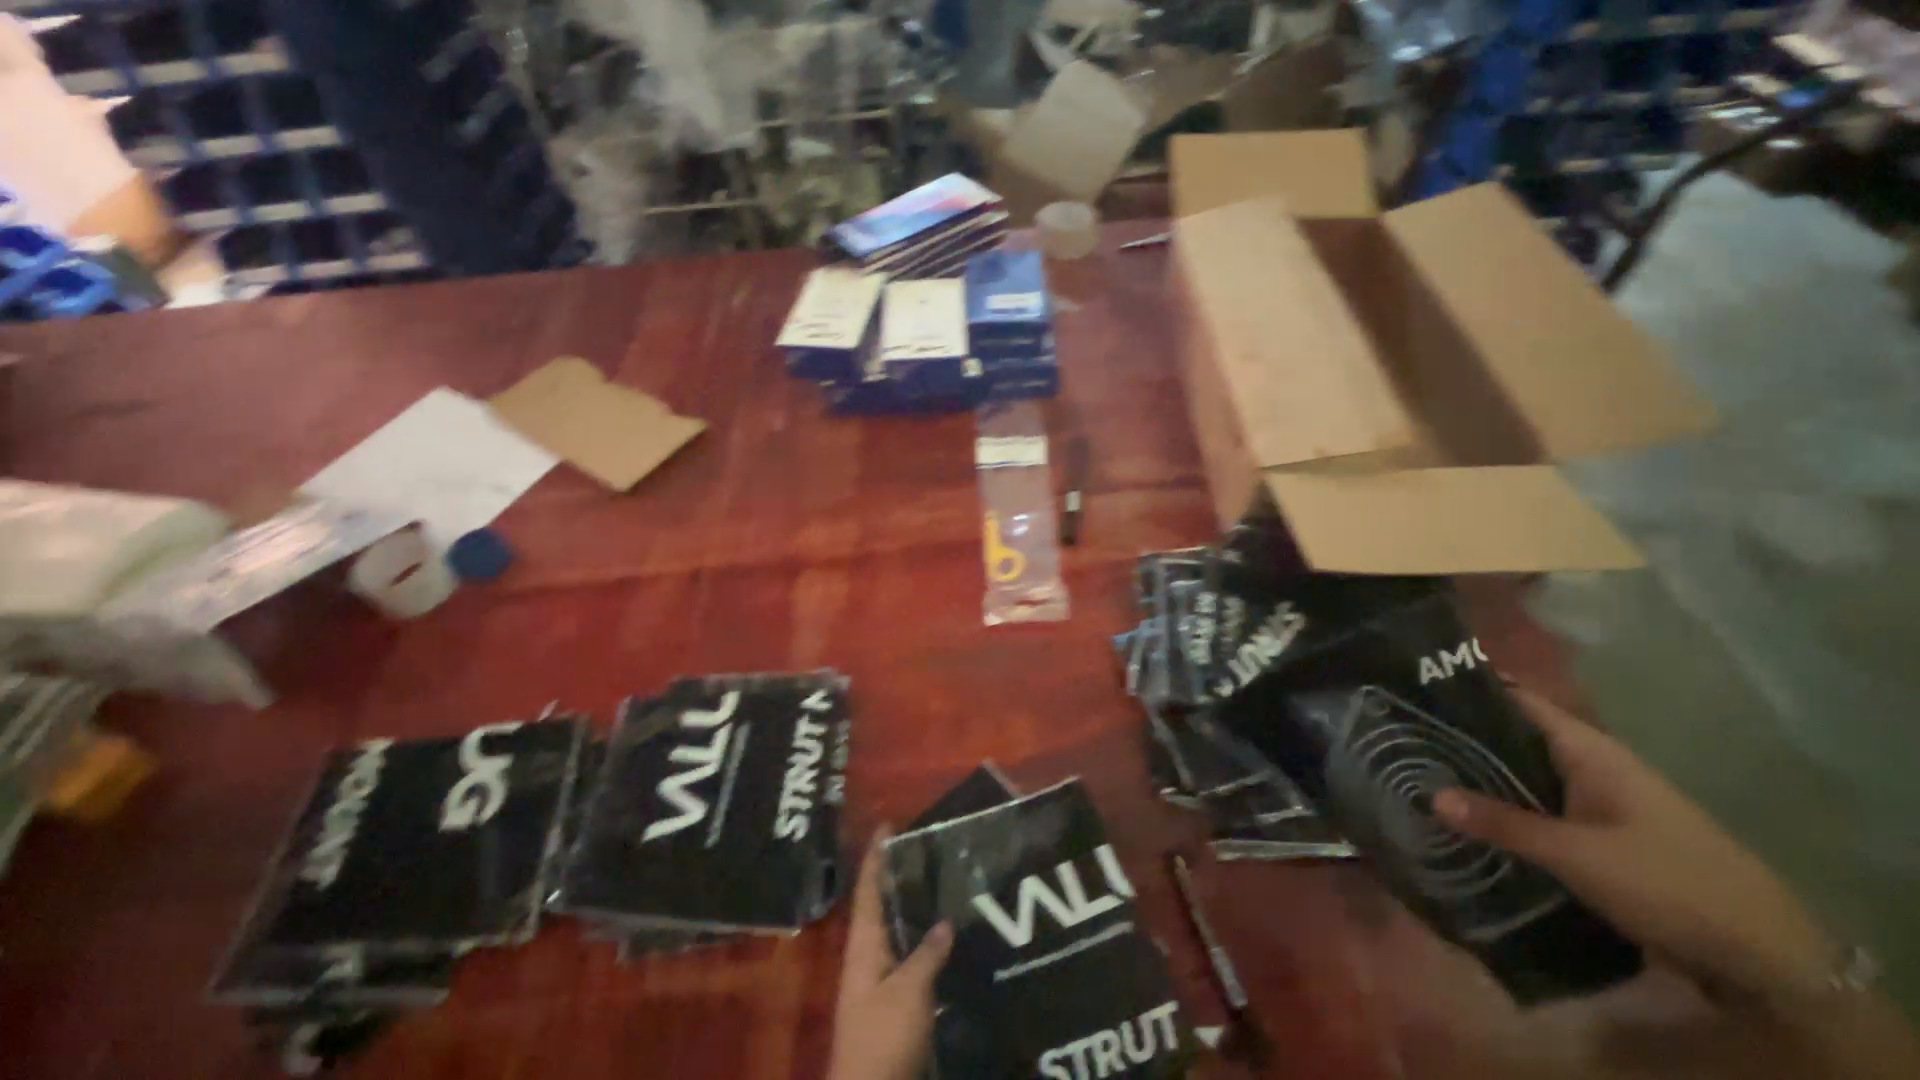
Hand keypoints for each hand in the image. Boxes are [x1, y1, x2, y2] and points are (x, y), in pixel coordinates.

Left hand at [828, 826, 953, 1079]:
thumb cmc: (882, 1035)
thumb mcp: (908, 992)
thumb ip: (926, 954)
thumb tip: (944, 920)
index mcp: (862, 946)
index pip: (868, 890)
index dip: (876, 858)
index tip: (887, 826)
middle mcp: (867, 957)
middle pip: (881, 908)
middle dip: (899, 878)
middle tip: (927, 848)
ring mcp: (879, 981)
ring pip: (897, 933)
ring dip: (915, 910)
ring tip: (943, 883)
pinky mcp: (894, 1003)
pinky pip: (909, 959)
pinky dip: (926, 943)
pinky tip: (950, 938)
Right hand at [1432, 688, 1836, 1006]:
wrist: (1758, 951)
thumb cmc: (1668, 882)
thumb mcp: (1578, 854)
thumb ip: (1504, 824)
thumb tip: (1430, 793)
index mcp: (1592, 752)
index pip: (1522, 702)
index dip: (1472, 691)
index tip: (1415, 686)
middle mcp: (1592, 767)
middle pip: (1517, 740)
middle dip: (1464, 738)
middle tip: (1400, 737)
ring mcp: (1597, 804)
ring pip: (1525, 779)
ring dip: (1481, 779)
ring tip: (1416, 774)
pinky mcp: (1597, 838)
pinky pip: (1538, 812)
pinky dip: (1503, 812)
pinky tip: (1465, 822)